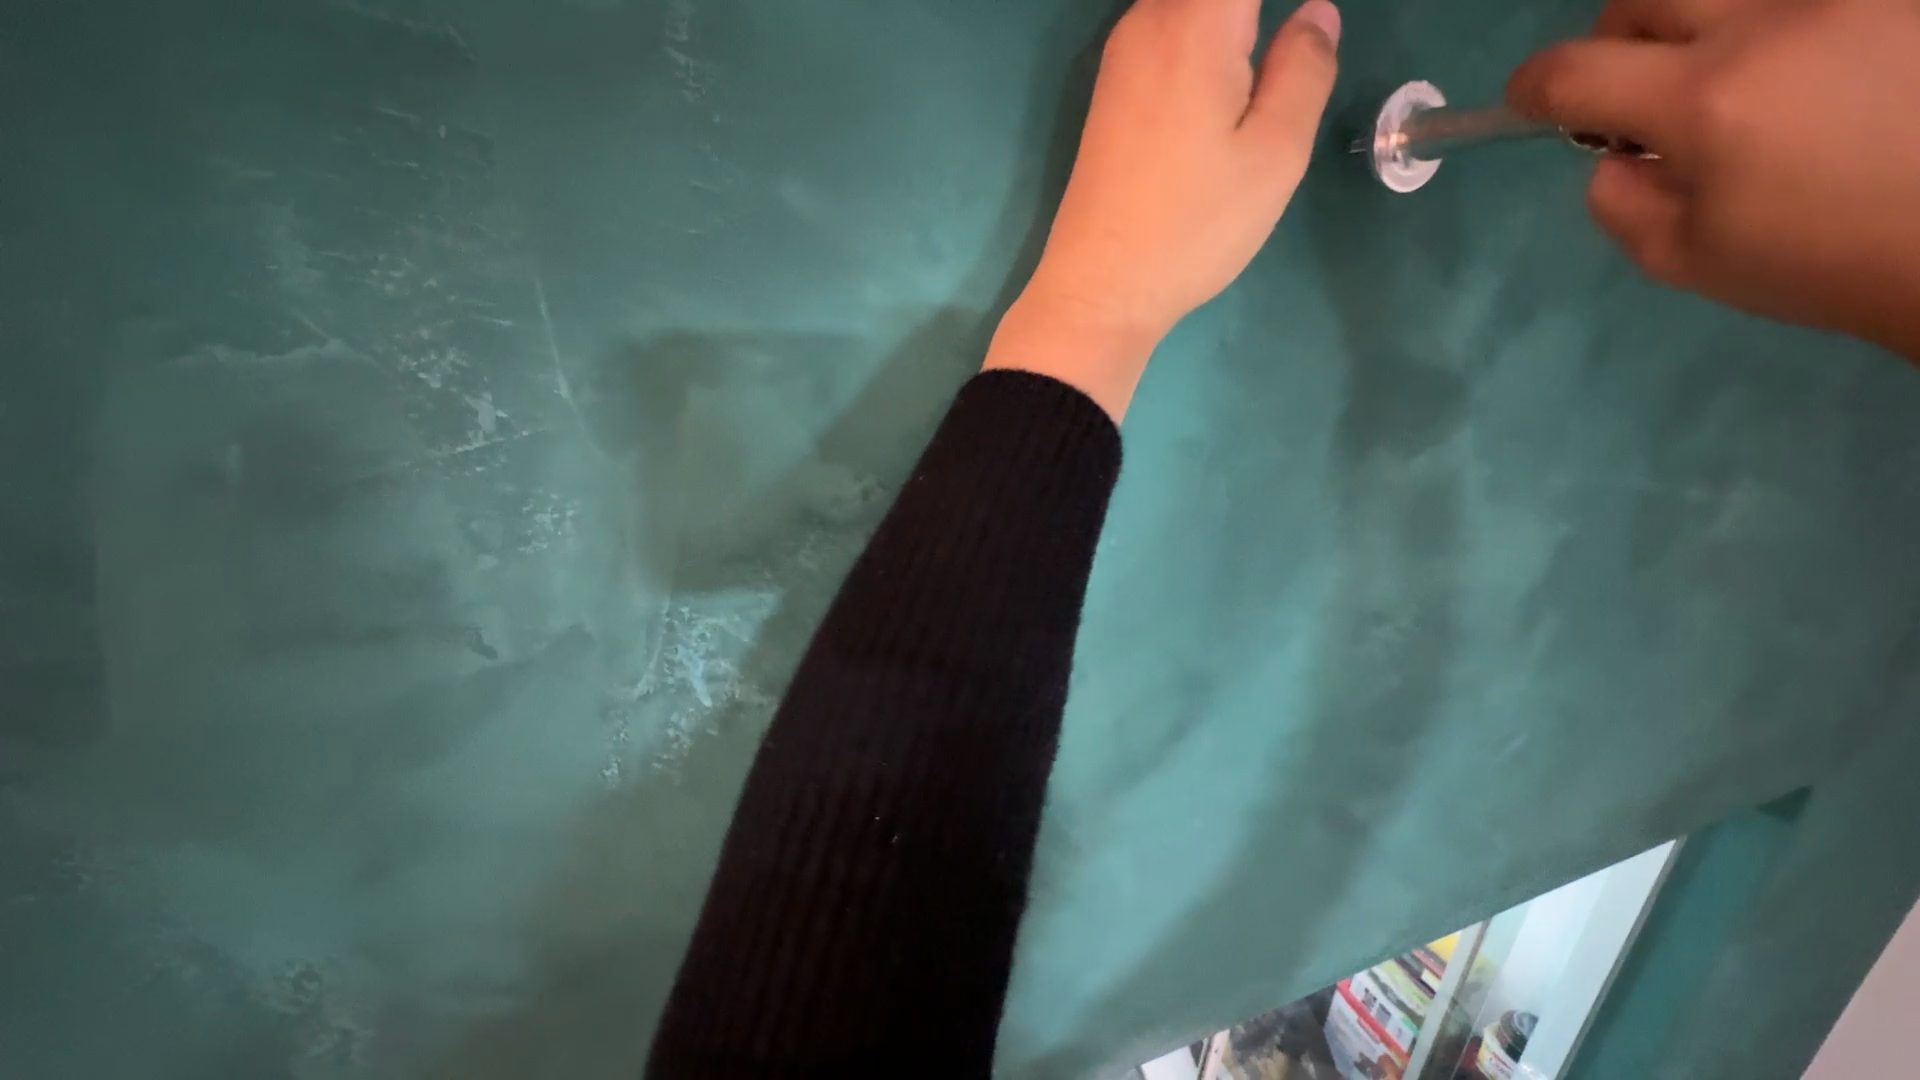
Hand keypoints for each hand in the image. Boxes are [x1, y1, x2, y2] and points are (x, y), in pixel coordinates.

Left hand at [986, 0, 1341, 421]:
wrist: (1099, 289)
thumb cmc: (1192, 228)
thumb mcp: (1275, 154)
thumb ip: (1305, 68)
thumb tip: (1314, 14)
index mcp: (1197, 21)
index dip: (1286, 6)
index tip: (1306, 25)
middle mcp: (1149, 21)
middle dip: (1254, 14)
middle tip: (1285, 63)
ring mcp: (1121, 59)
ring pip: (1186, 7)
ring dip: (1230, 25)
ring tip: (1265, 72)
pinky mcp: (1109, 95)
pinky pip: (1165, 32)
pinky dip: (1202, 35)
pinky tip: (1228, 75)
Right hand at [1508, 0, 1919, 359]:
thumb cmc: (1817, 261)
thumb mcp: (1678, 256)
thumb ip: (1617, 197)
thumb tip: (1613, 152)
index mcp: (1705, 101)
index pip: (1574, 72)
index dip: (1533, 88)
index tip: (1531, 104)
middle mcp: (1778, 22)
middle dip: (1619, 40)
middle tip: (1639, 89)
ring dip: (1698, 27)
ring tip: (1730, 76)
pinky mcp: (1894, 0)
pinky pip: (1794, 7)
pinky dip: (1773, 34)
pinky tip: (1804, 71)